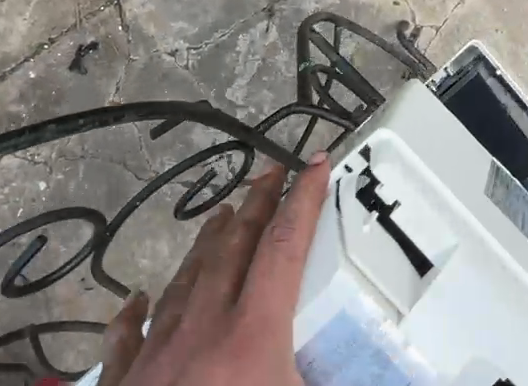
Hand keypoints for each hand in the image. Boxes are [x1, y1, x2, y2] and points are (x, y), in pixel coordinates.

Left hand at [97, 155, 330, 385]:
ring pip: (184, 282)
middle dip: (257, 205)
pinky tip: (136, 298)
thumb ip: (342, 378)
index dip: (304, 201)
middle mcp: (202, 333)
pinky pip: (126, 342)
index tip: (318, 163)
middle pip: (233, 250)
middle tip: (272, 171)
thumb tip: (400, 374)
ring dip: (208, 243)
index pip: (284, 248)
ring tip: (223, 213)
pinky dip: (134, 314)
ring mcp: (155, 362)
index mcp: (252, 337)